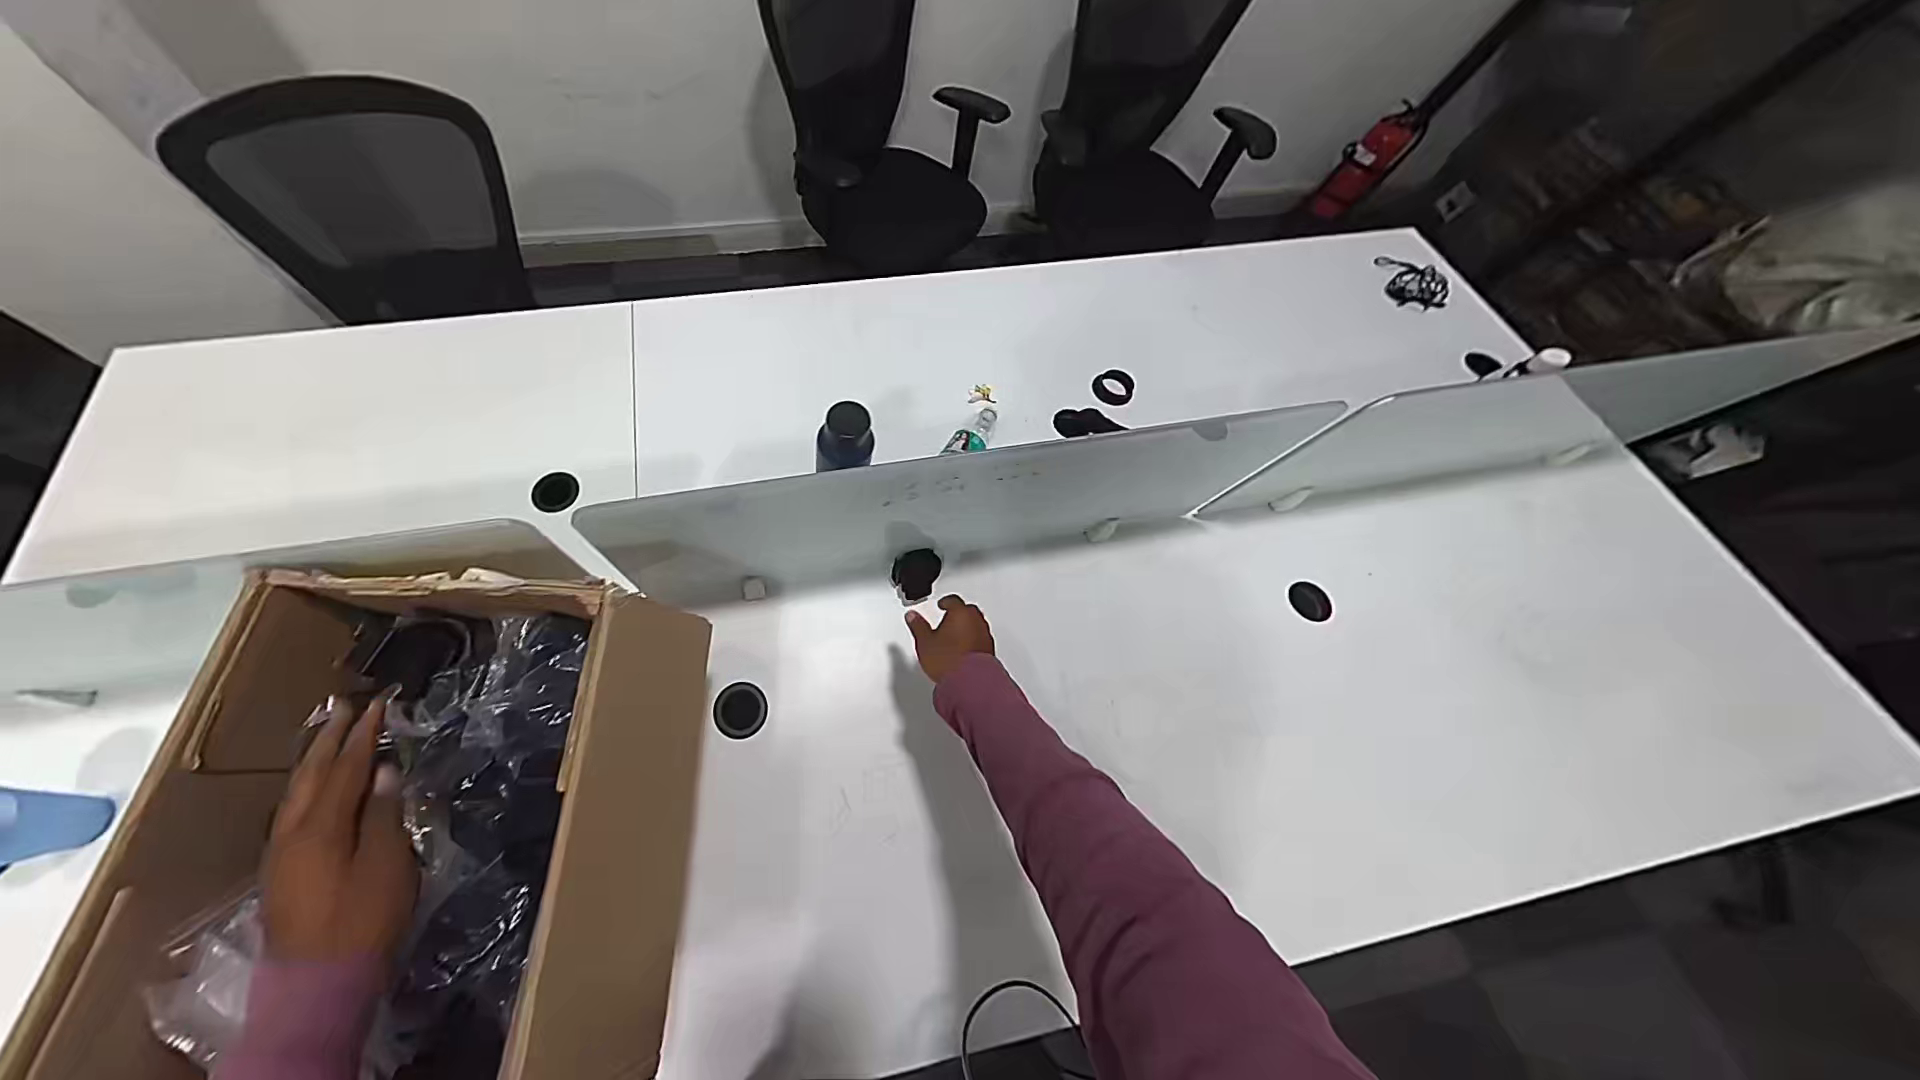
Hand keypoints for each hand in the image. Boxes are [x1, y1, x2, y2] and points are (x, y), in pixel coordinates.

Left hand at [262, 695, 417, 962]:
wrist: (319, 982)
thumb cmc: (364, 917)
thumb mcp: (387, 862)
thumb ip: (385, 813)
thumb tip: (386, 771)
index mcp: (319, 828)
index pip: (346, 769)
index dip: (364, 735)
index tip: (379, 704)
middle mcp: (292, 834)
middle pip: (311, 776)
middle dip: (330, 739)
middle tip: (345, 706)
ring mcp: (283, 853)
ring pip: (298, 793)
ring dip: (317, 759)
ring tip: (331, 734)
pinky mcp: (287, 868)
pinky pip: (297, 809)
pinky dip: (313, 784)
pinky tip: (321, 784)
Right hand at [905, 595, 995, 683]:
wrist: (970, 680)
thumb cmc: (950, 660)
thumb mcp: (925, 641)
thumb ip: (918, 626)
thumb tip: (912, 616)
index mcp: (960, 613)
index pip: (953, 601)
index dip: (946, 602)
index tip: (942, 604)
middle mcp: (975, 621)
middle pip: (967, 610)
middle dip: (958, 613)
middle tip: (948, 618)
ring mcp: (984, 635)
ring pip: (976, 624)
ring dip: (966, 627)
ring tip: (955, 636)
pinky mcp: (989, 650)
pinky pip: (980, 638)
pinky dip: (973, 639)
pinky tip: (964, 649)